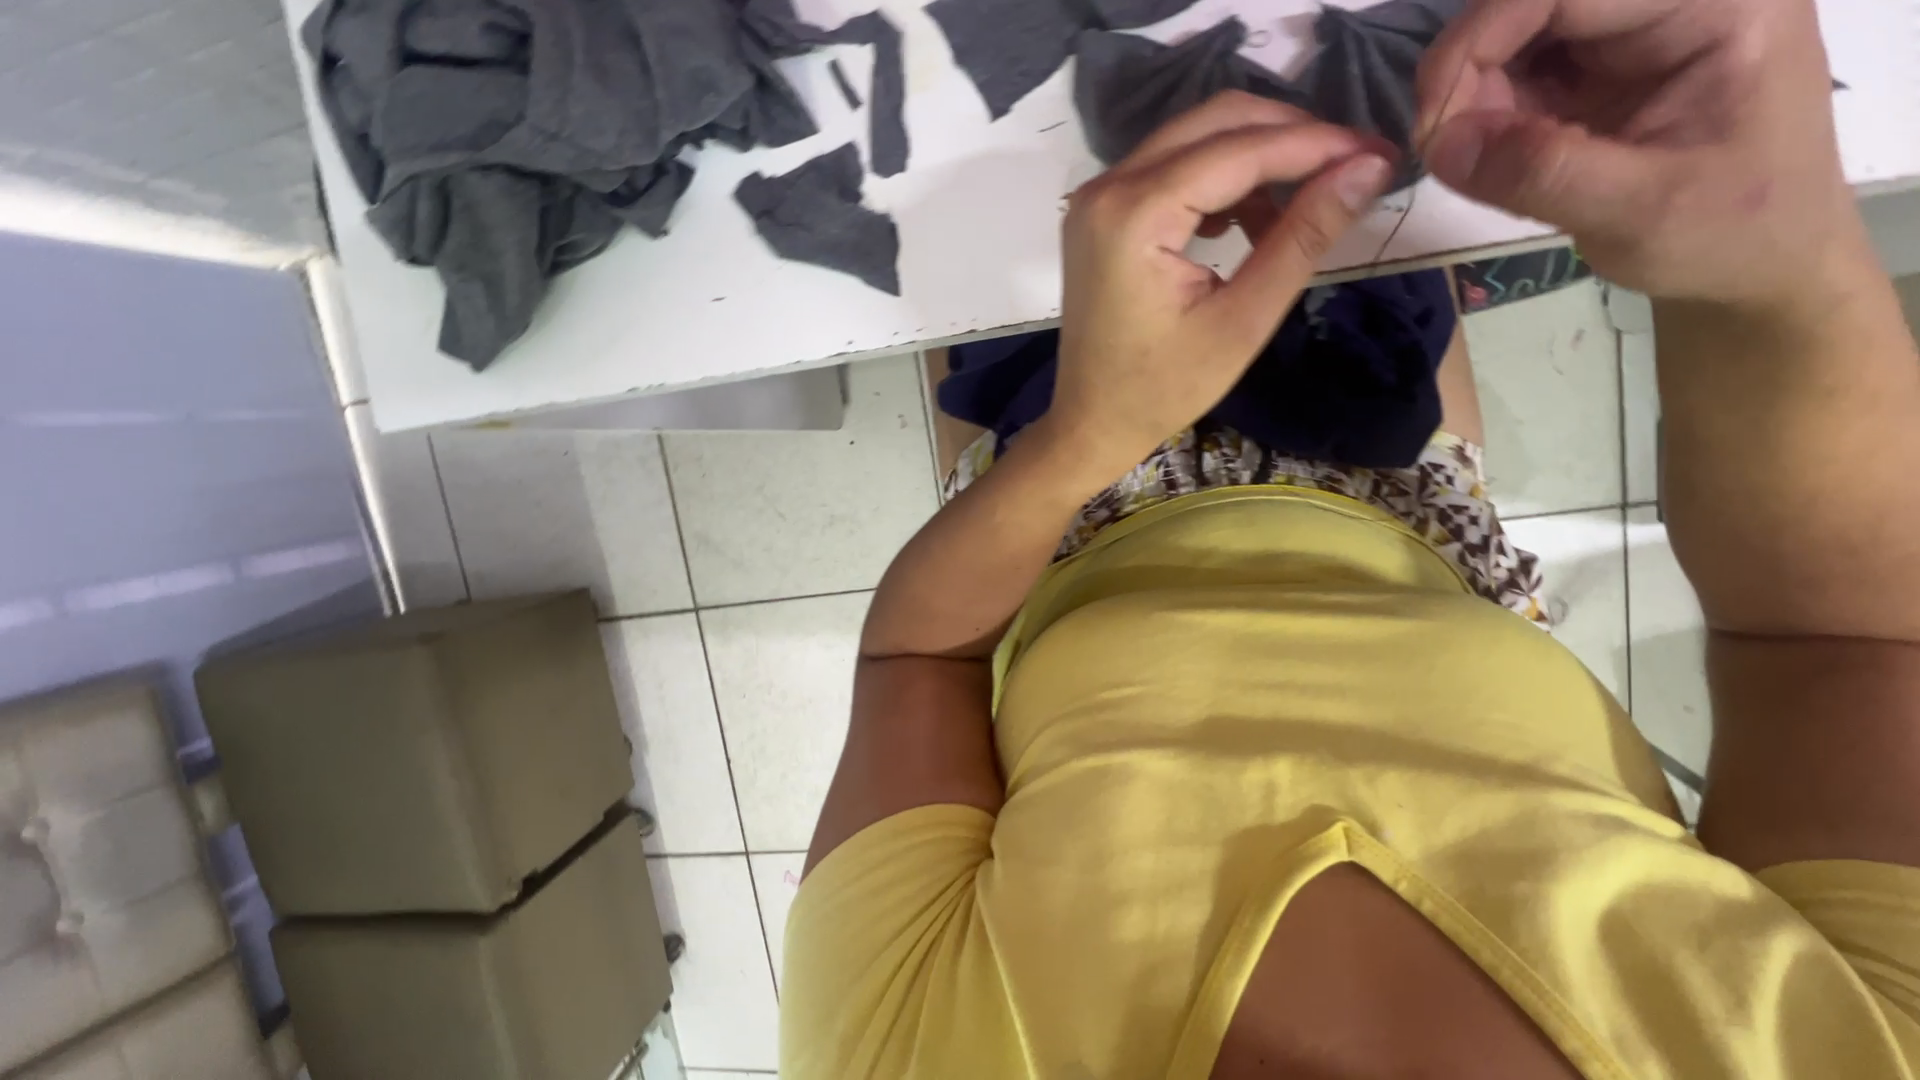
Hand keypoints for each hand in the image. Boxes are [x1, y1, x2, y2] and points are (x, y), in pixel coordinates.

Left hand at [1040, 92, 1393, 485]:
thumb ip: (1302, 238)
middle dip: (1289, 136)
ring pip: (1193, 139)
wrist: (1092, 421)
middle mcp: (1107, 189)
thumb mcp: (1243, 320)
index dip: (1316, 144)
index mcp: (1134, 215)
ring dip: (1255, 158)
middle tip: (1350, 166)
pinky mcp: (1100, 212)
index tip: (1379, 151)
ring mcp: (1097, 197)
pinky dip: (1218, 180)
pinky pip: (1170, 168)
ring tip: (1301, 207)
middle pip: (1214, 122)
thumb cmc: (1164, 388)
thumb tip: (1367, 169)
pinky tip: (1247, 223)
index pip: (1238, 149)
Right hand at [1417, 0, 1866, 306]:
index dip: (1478, 42)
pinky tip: (1494, 159)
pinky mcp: (1600, 68)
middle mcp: (1672, 1)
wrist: (1760, 262)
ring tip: (1478, 164)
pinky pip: (1518, 71)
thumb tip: (1439, 146)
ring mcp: (1633, 32)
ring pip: (1514, 37)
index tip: (1431, 128)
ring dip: (1471, 99)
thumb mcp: (1638, 212)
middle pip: (1531, 6)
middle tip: (1448, 155)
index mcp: (1715, 3)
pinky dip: (1484, 115)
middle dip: (1469, 75)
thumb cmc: (1728, 234)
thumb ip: (1540, 174)